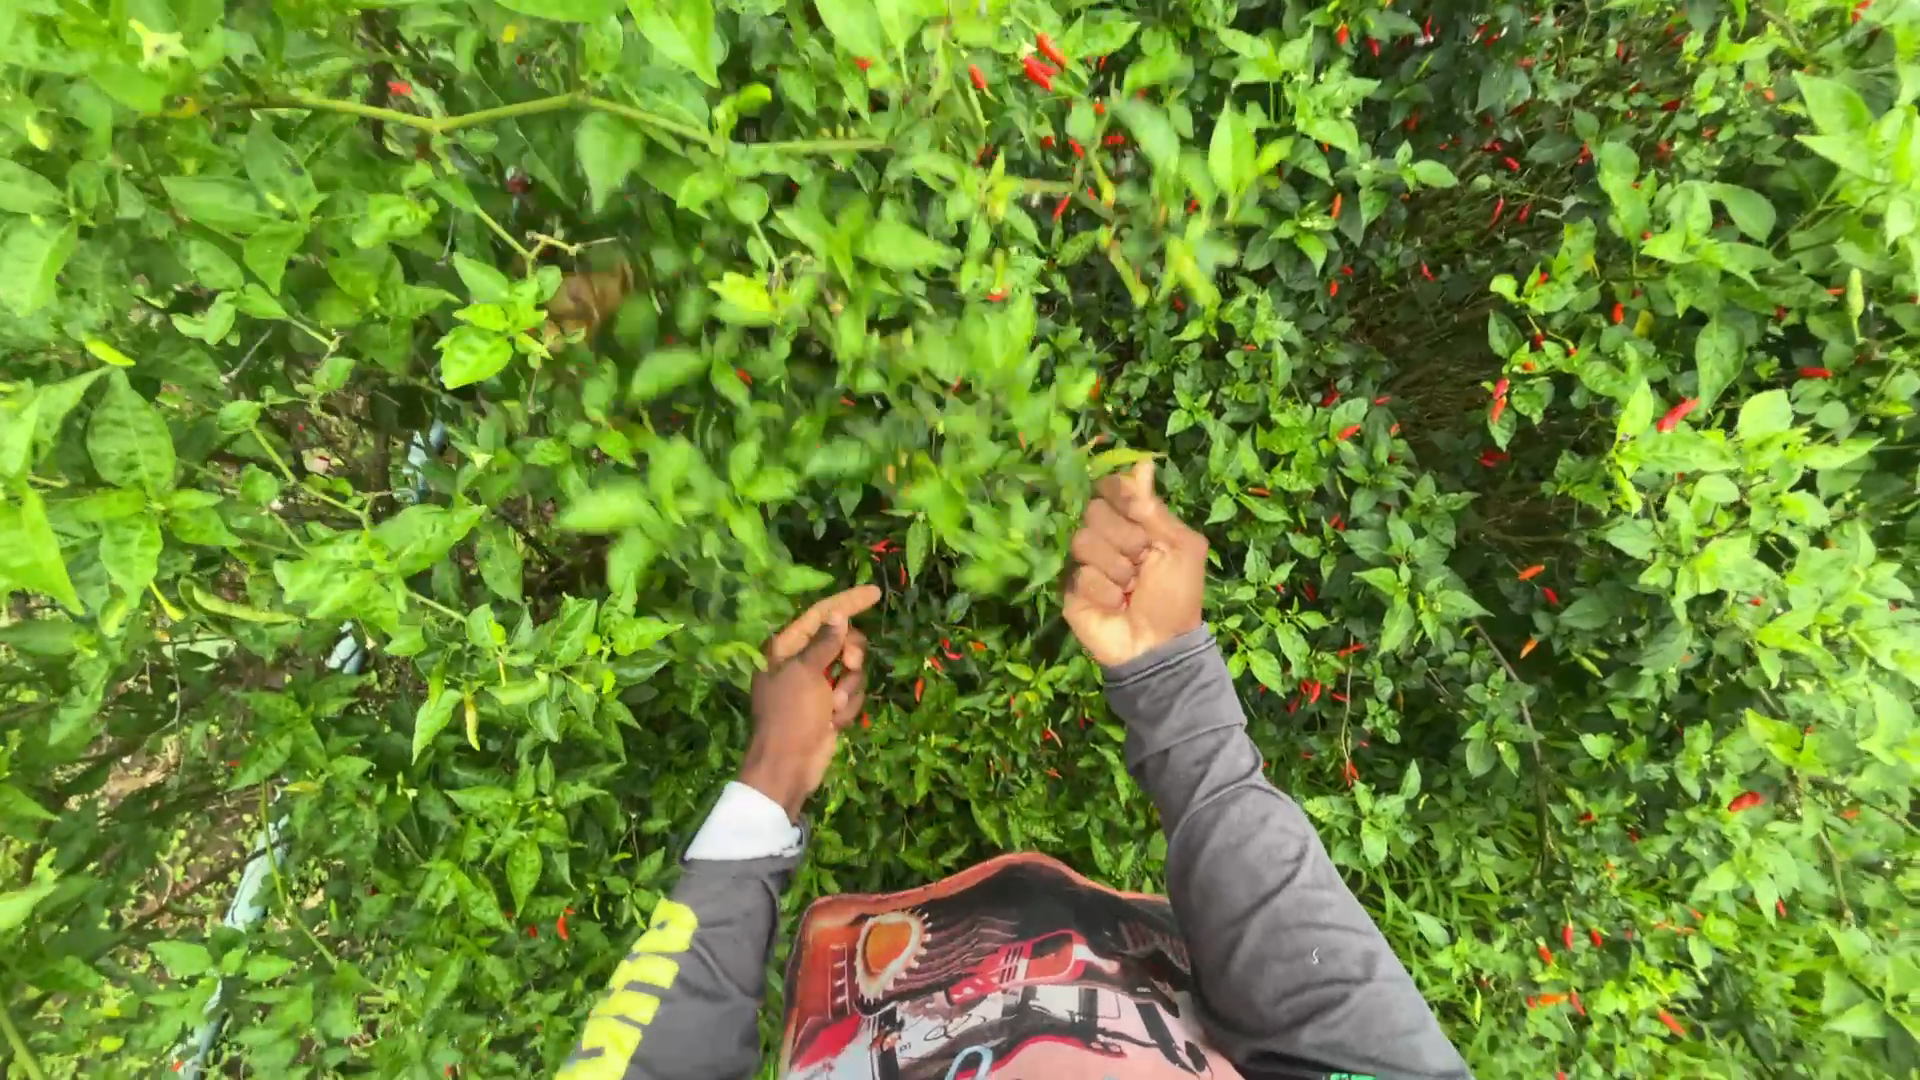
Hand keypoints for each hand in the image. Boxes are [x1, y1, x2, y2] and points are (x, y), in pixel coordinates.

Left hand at [738, 585, 881, 820]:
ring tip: (834, 707)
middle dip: (851, 655)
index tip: (875, 593)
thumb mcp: (806, 673)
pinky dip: (849, 707)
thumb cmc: (790, 715)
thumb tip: (839, 614)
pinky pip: (854, 692)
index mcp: (787, 648)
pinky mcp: (831, 705)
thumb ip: (825, 642)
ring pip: (853, 668)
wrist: (789, 766)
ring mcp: (818, 684)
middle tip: (849, 666)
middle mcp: (803, 661)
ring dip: (849, 688)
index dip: (848, 602)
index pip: (822, 614)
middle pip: (843, 640)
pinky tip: (835, 722)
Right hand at [1063, 461, 1207, 666]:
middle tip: (1141, 562)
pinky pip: (1079, 574)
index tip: (1136, 510)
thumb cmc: (1177, 595)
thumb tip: (1143, 462)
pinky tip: (1116, 604)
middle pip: (1094, 511)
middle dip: (1124, 539)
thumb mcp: (1181, 548)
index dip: (1120, 495)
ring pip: (1083, 541)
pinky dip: (1105, 592)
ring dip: (1116, 568)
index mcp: (1133, 521)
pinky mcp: (1068, 586)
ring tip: (1130, 589)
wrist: (1159, 645)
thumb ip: (1155, 509)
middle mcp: (1105, 535)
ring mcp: (1084, 561)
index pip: (1111, 487)